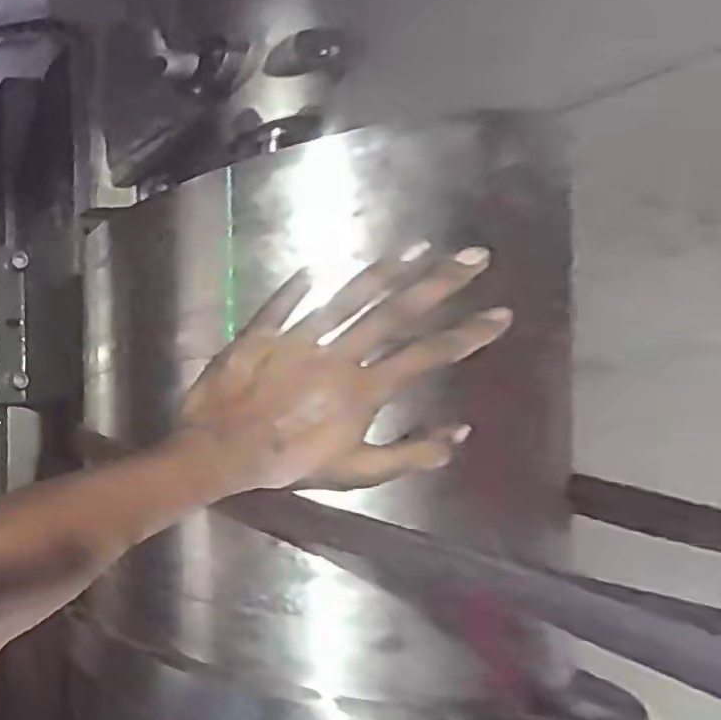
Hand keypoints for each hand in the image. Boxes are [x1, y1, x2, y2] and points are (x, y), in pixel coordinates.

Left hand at [177, 246, 512, 492]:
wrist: (219, 452)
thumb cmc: (284, 463)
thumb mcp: (353, 471)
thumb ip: (409, 455)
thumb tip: (460, 433)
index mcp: (363, 388)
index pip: (427, 354)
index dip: (467, 335)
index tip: (501, 313)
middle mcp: (335, 357)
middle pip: (394, 313)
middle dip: (438, 283)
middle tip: (475, 255)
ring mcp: (294, 344)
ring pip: (344, 300)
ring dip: (381, 273)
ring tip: (415, 247)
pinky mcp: (255, 340)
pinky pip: (276, 308)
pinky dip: (292, 289)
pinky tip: (311, 269)